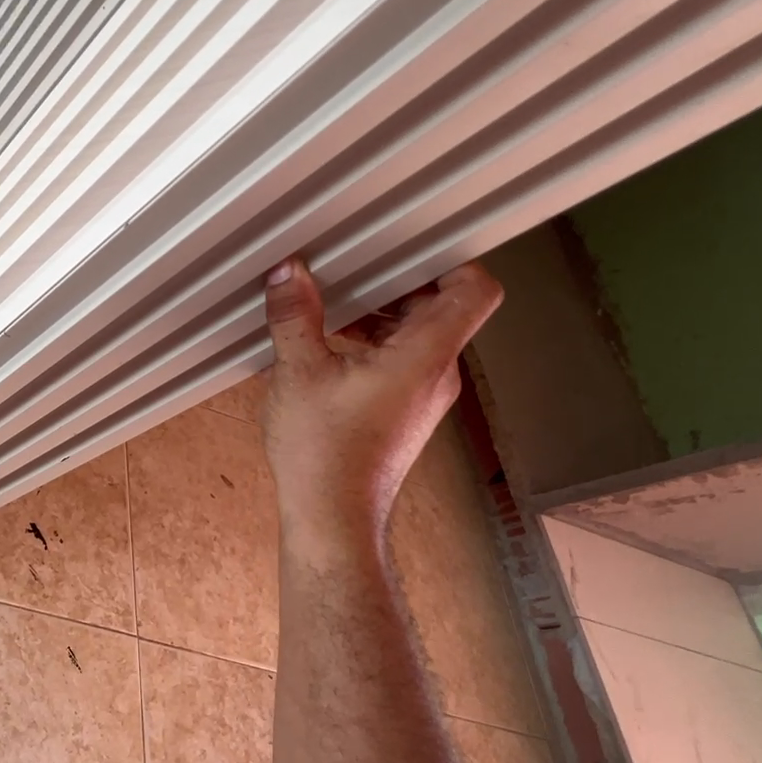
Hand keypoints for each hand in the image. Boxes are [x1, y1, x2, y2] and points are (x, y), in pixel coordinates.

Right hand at [261, 257, 502, 537]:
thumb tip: (287, 272)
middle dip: (392, 288)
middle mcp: (436, 374)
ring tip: (325, 317)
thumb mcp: (298, 373)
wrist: (331, 513)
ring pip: (415, 339)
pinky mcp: (402, 415)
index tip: (407, 248)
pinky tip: (324, 357)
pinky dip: (369, 348)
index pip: (474, 291)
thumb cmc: (322, 447)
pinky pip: (398, 365)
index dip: (451, 261)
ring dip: (376, 320)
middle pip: (439, 310)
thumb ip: (294, 317)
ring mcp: (422, 398)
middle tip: (347, 277)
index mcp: (425, 356)